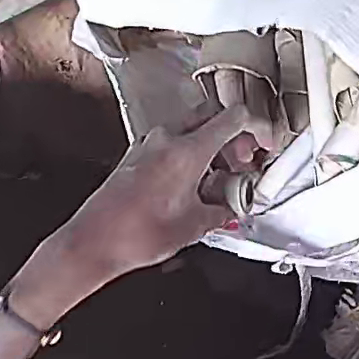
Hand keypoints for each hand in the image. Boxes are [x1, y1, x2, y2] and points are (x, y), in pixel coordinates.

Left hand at [9, 105, 254, 327]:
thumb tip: (234, 205)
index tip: (264, 145)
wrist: (93, 240)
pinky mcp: (137, 155)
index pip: (232, 118)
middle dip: (233, 138)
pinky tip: (192, 184)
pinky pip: (172, 142)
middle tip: (242, 164)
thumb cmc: (136, 234)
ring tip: (218, 180)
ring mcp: (149, 144)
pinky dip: (190, 154)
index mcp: (187, 151)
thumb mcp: (194, 226)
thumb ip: (223, 209)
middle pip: (212, 117)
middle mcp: (167, 139)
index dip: (256, 128)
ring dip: (211, 146)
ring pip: (191, 129)